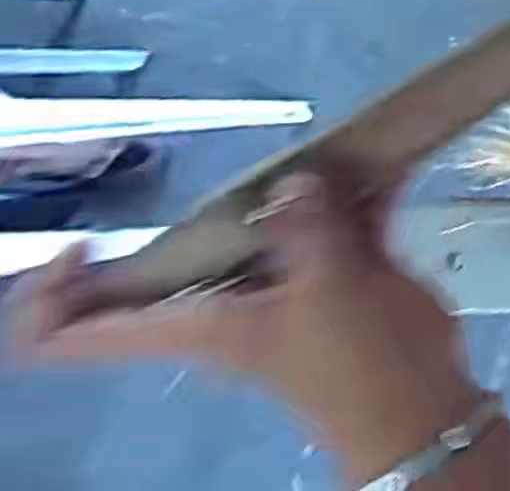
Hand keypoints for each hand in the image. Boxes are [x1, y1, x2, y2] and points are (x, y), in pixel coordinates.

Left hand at [12, 172, 483, 483]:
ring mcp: (299, 292)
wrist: (415, 394)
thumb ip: (310, 230)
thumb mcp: (331, 285)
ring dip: (313, 196)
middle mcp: (237, 305)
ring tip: (350, 154)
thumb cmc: (355, 352)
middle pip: (197, 260)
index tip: (92, 241)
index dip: (56, 293)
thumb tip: (289, 181)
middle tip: (274, 169)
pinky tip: (396, 170)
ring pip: (284, 236)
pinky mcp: (351, 282)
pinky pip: (348, 232)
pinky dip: (366, 202)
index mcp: (200, 324)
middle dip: (229, 209)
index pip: (74, 333)